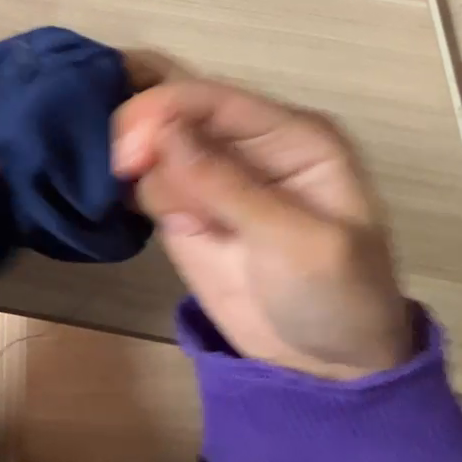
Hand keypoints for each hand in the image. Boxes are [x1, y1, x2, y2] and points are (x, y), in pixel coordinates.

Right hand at [113, 79, 412, 380]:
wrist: (322, 363)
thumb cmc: (336, 297)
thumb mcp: (297, 243)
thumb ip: (229, 186)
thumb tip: (160, 131)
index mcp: (292, 136)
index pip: (211, 98)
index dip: (160, 111)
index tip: (126, 154)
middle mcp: (246, 142)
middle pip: (170, 108)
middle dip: (139, 134)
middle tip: (125, 173)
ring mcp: (209, 170)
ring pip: (148, 143)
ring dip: (145, 176)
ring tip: (183, 223)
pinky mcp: (181, 199)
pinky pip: (141, 176)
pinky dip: (136, 192)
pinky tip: (167, 223)